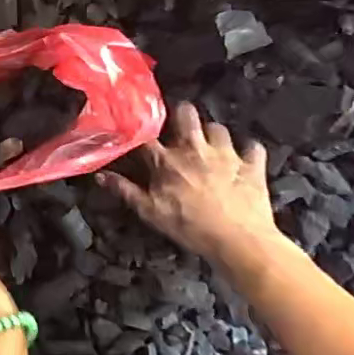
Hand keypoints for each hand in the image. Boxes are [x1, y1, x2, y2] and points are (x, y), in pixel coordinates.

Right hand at [96, 103, 285, 274]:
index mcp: (167, 160)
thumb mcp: (150, 212)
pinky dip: (248, 150)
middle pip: (187, 114)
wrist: (240, 241)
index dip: (139, 127)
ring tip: (209, 143)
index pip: (146, 135)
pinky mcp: (252, 165)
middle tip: (179, 123)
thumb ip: (125, 191)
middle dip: (182, 113)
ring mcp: (226, 154)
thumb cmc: (191, 227)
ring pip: (218, 128)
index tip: (136, 126)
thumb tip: (100, 175)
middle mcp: (195, 149)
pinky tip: (243, 157)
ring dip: (212, 133)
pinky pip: (253, 147)